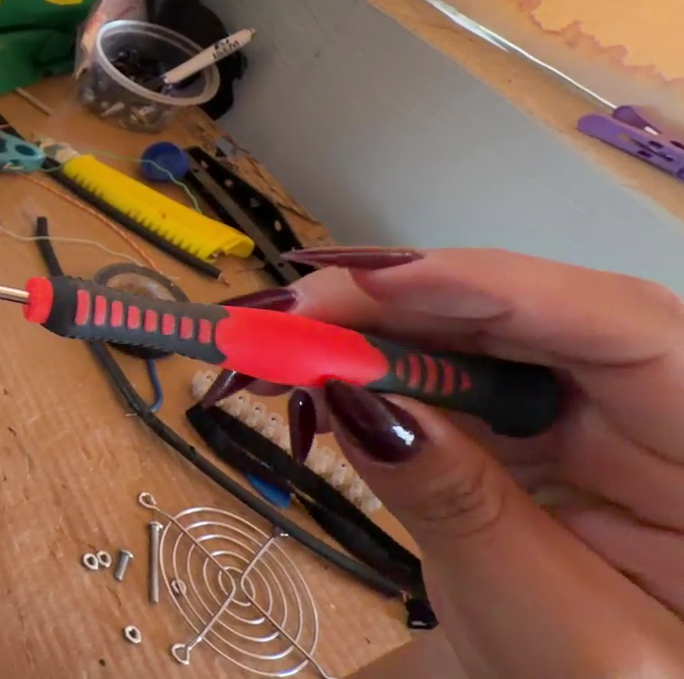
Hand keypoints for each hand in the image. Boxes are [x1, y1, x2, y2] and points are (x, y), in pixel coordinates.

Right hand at [283, 248, 683, 676]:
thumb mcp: (562, 633)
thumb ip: (464, 510)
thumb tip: (351, 399)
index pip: (632, 336)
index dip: (494, 288)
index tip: (367, 280)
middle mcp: (666, 418)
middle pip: (529, 319)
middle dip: (393, 302)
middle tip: (283, 312)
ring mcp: (591, 417)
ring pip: (468, 333)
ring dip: (359, 330)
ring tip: (270, 343)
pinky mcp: (523, 422)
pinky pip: (436, 370)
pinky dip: (359, 365)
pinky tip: (303, 370)